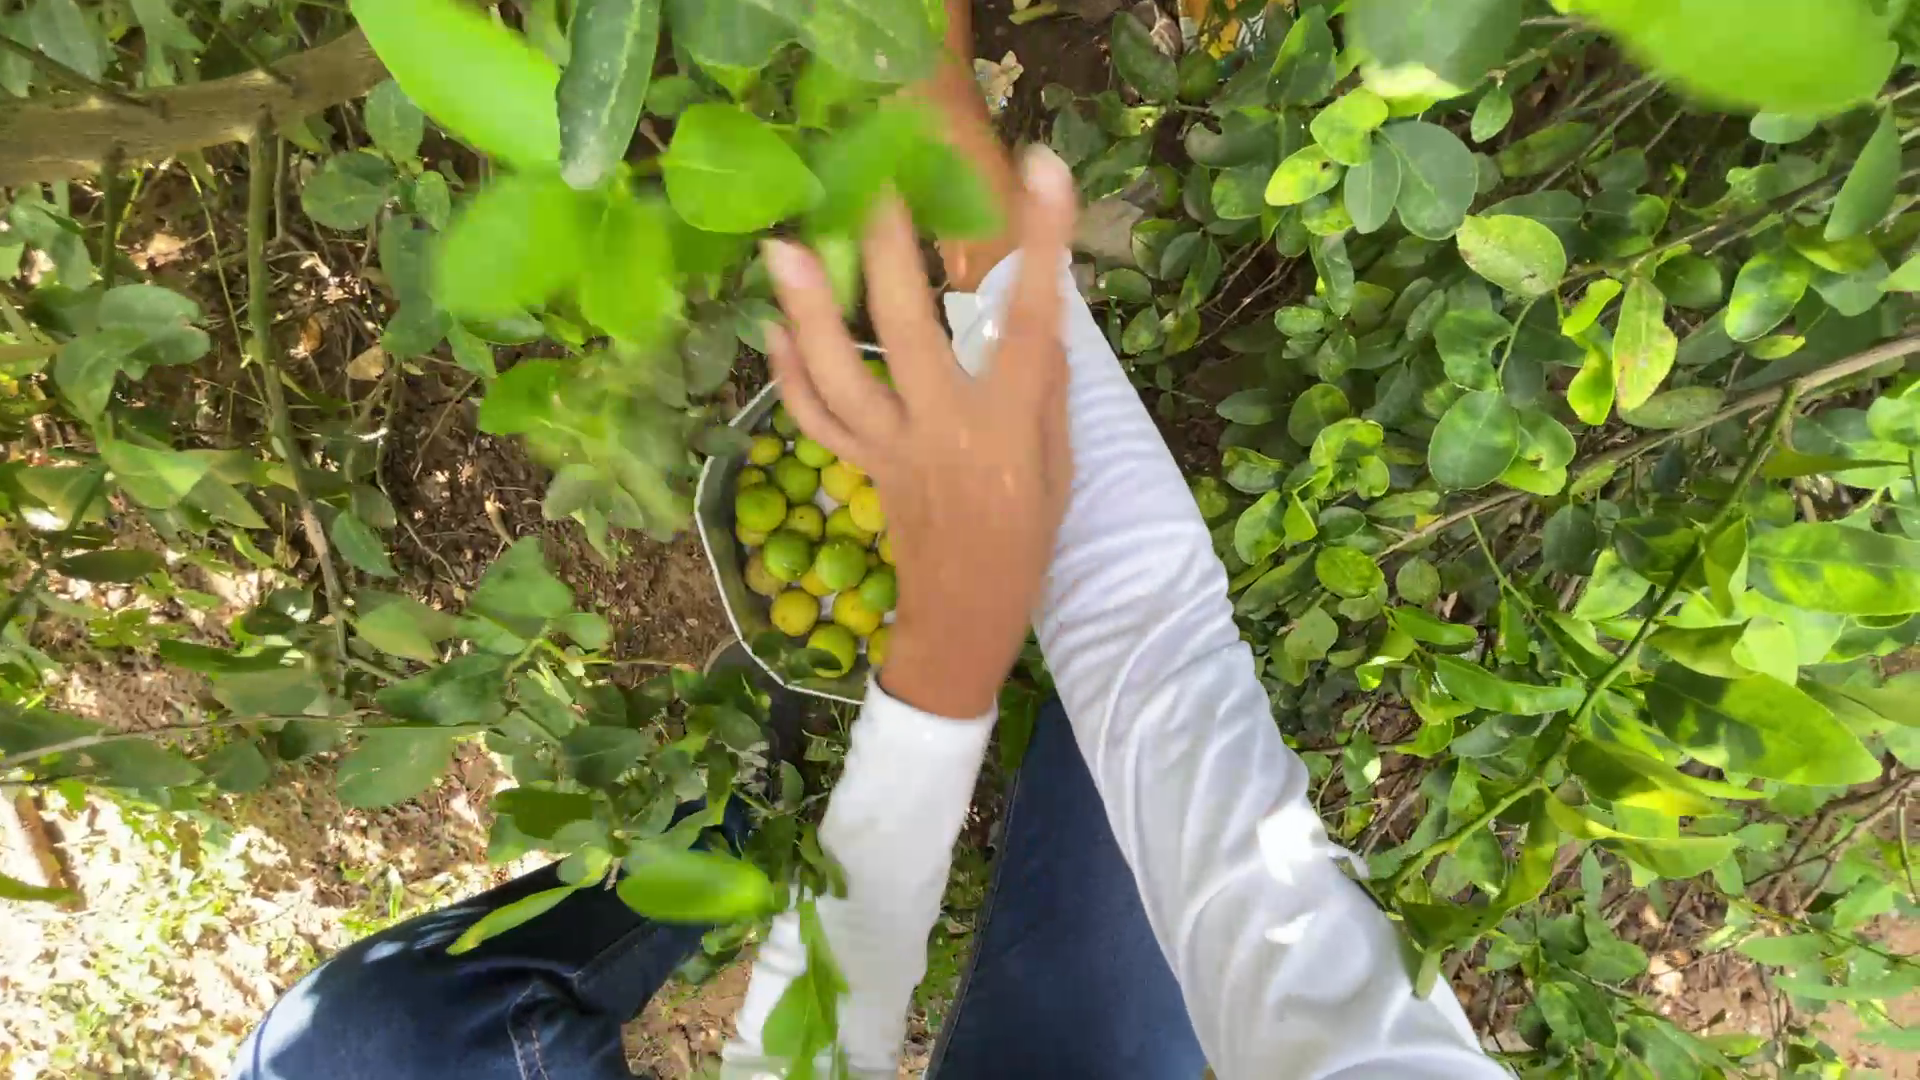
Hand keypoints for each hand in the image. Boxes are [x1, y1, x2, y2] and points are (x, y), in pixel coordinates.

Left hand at [762, 146, 1078, 718]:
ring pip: (840, 377)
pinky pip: (816, 421)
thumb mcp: (1059, 469)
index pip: (1028, 325)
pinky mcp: (860, 467)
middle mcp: (943, 429)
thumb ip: (1045, 395)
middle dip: (888, 250)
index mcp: (1007, 428)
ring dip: (807, 313)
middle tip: (869, 182)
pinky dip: (790, 377)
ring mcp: (890, 449)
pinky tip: (774, 332)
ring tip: (782, 250)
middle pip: (907, 331)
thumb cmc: (1026, 544)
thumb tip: (1037, 329)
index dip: (1041, 245)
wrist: (967, 612)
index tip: (1043, 171)